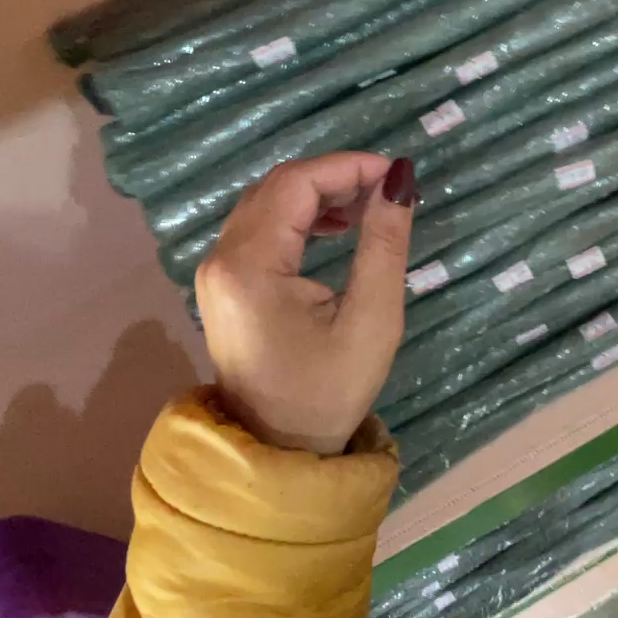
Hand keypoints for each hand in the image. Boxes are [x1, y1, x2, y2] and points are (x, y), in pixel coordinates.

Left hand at [195, 153, 418, 454]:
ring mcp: (217, 272)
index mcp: (249, 265)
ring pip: (266, 204)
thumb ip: (385, 244)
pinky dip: (299, 217)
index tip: (397, 176)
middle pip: (277, 187)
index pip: (296, 184)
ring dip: (317, 195)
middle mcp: (221, 259)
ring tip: (367, 207)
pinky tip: (334, 228)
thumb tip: (400, 180)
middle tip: (387, 191)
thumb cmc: (329, 391)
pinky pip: (260, 229)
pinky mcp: (224, 285)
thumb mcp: (371, 319)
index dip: (348, 167)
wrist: (279, 450)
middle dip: (334, 177)